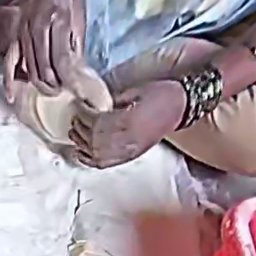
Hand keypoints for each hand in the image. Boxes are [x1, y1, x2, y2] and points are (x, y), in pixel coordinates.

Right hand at [6, 0, 86, 100]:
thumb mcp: (80, 19)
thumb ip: (76, 48)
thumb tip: (76, 76)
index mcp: (58, 20)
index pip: (62, 60)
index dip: (69, 80)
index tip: (76, 92)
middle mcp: (37, 26)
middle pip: (44, 69)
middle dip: (54, 86)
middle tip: (63, 91)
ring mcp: (24, 31)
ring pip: (30, 69)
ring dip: (40, 85)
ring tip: (51, 91)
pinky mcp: (16, 34)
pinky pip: (10, 62)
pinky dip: (10, 80)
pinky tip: (12, 96)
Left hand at [70, 79, 185, 167]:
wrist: (180, 108)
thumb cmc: (160, 94)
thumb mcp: (134, 90)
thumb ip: (112, 100)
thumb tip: (93, 105)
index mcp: (127, 121)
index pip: (95, 121)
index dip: (83, 114)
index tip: (78, 105)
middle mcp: (125, 140)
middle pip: (93, 138)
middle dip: (80, 128)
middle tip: (74, 119)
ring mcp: (127, 151)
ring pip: (95, 153)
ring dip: (81, 143)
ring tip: (75, 133)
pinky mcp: (128, 158)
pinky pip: (103, 164)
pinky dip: (88, 159)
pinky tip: (81, 153)